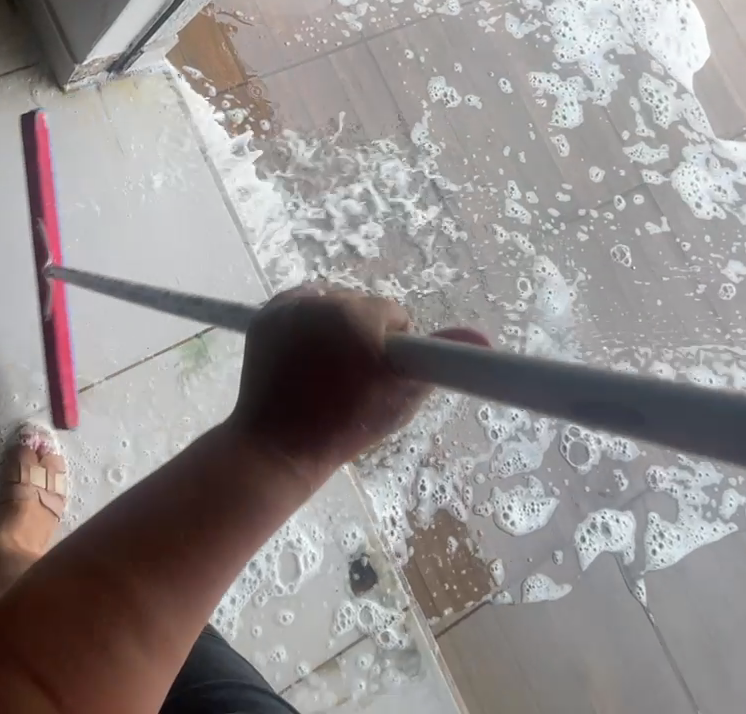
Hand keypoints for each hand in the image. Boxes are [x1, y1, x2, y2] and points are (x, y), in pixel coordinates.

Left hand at [226, 286, 428, 485]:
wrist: (281, 442)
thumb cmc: (347, 425)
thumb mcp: (402, 396)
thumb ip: (441, 359)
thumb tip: (482, 335)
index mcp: (357, 316)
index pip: (393, 313)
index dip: (394, 343)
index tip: (383, 371)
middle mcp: (319, 302)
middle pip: (358, 304)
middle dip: (363, 331)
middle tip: (354, 373)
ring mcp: (286, 307)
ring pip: (327, 302)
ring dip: (334, 323)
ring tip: (328, 364)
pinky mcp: (263, 316)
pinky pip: (296, 305)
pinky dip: (305, 321)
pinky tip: (307, 349)